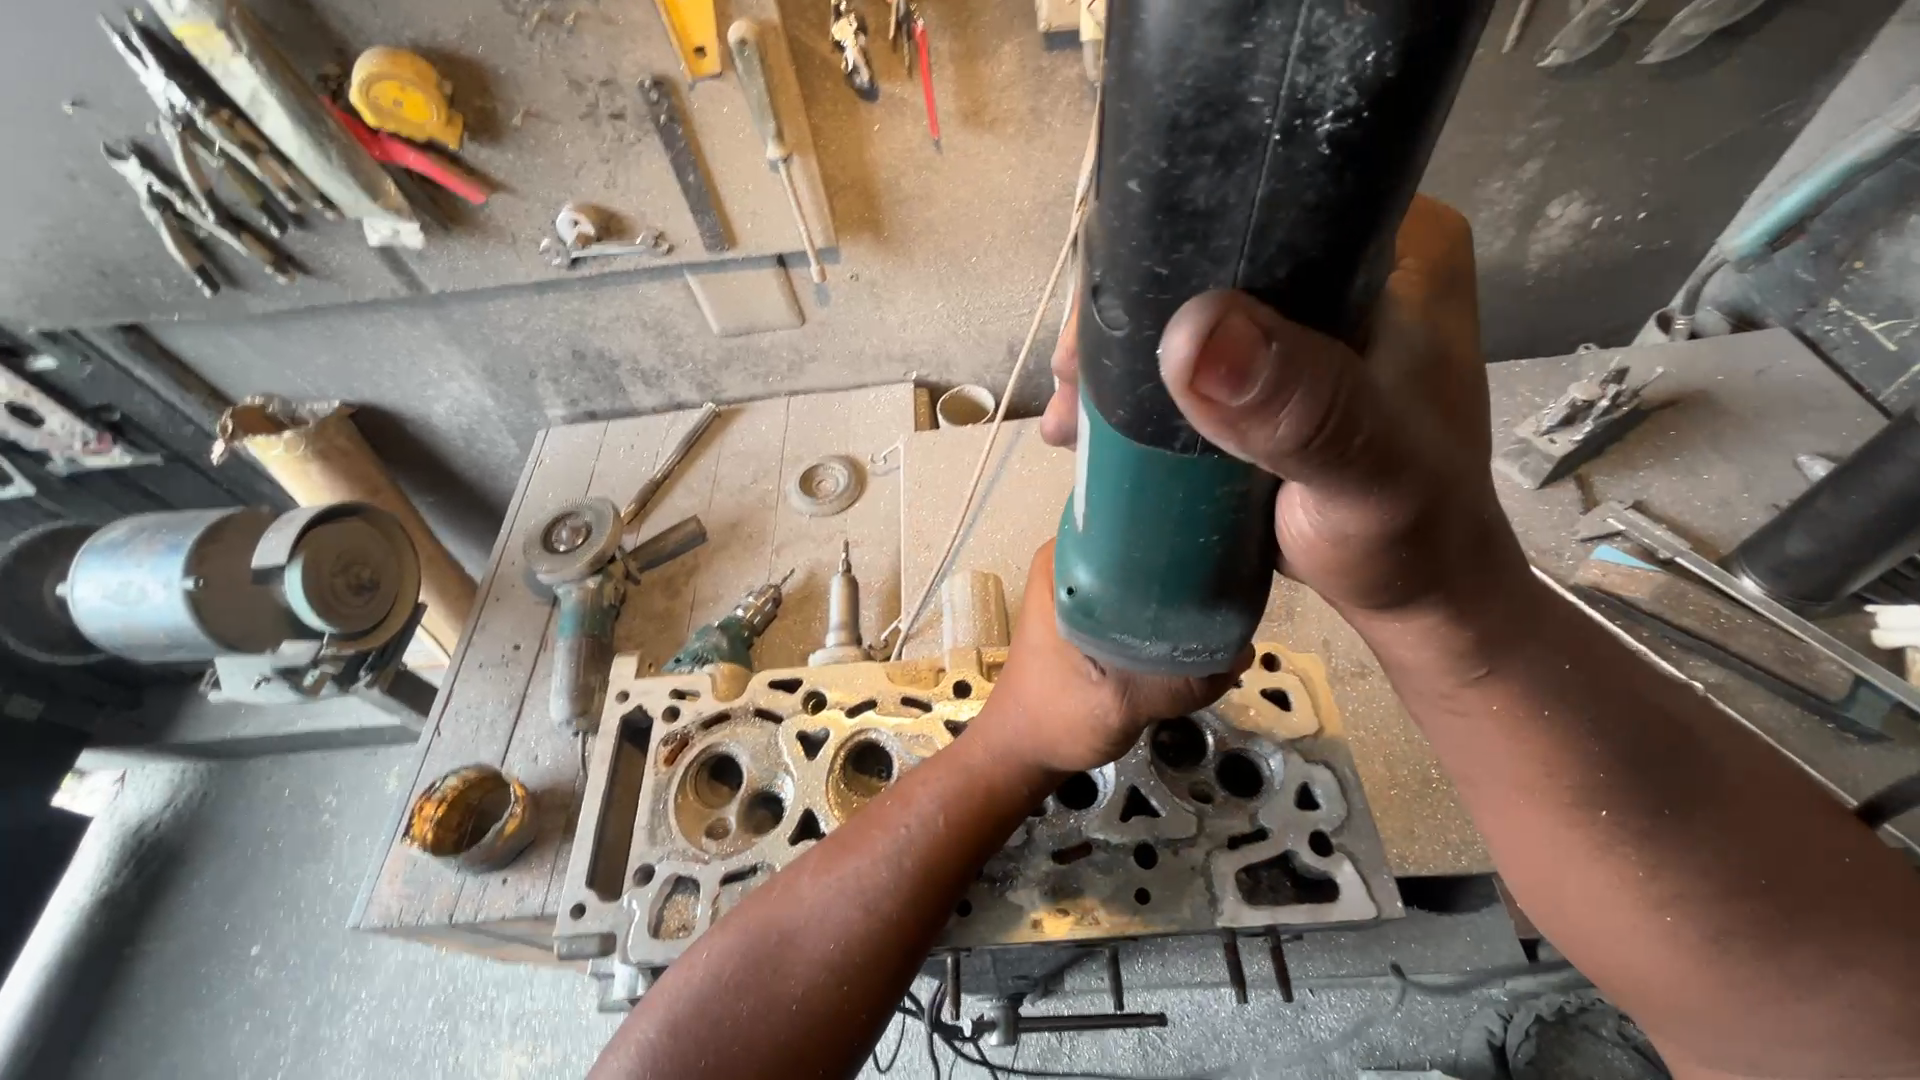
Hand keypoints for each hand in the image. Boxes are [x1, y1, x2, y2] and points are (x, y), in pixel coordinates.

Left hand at [985, 542, 1244, 774]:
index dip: (1175, 519)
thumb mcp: (1117, 702)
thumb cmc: (1055, 719)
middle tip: (1240, 565)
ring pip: (1148, 573)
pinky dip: (1171, 611)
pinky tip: (1207, 619)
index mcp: (1064, 560)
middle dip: (1188, 555)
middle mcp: (1075, 563)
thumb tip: (1243, 652)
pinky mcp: (1102, 615)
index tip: (1223, 526)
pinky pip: (1146, 600)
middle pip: (1145, 541)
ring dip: (1182, 586)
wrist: (1026, 751)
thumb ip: (1178, 681)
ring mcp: (1089, 589)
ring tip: (1233, 588)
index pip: (1127, 512)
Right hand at [1042, 195, 1526, 617]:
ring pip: (1180, 313)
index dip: (1166, 241)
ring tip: (1069, 418)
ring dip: (1114, 362)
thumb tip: (1191, 336)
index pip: (1263, 200)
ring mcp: (1296, 325)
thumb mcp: (1366, 469)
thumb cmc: (1410, 533)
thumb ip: (1299, 406)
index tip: (1100, 314)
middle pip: (1203, 257)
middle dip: (1122, 316)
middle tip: (1071, 376)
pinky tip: (1087, 429)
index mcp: (1392, 247)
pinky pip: (1182, 363)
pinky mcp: (1262, 375)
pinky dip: (1130, 393)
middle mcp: (1339, 269)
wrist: (1409, 594)